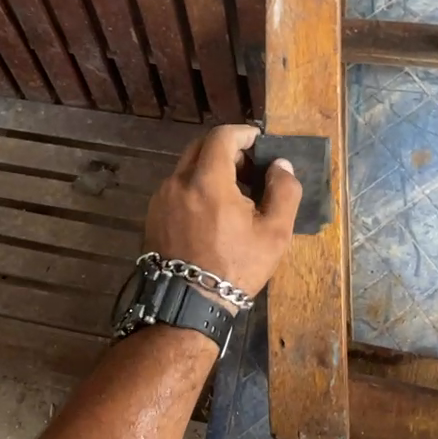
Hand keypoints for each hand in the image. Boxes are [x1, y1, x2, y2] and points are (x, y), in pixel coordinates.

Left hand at [142, 124, 302, 303]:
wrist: (187, 305)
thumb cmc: (235, 267)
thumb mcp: (274, 233)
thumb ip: (284, 191)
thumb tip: (281, 165)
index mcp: (207, 180)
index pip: (222, 136)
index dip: (243, 133)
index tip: (258, 141)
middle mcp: (178, 181)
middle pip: (201, 147)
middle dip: (226, 149)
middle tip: (249, 167)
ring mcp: (161, 198)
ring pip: (187, 167)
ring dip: (210, 169)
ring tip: (233, 193)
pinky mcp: (153, 214)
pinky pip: (177, 188)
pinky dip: (195, 187)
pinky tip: (211, 212)